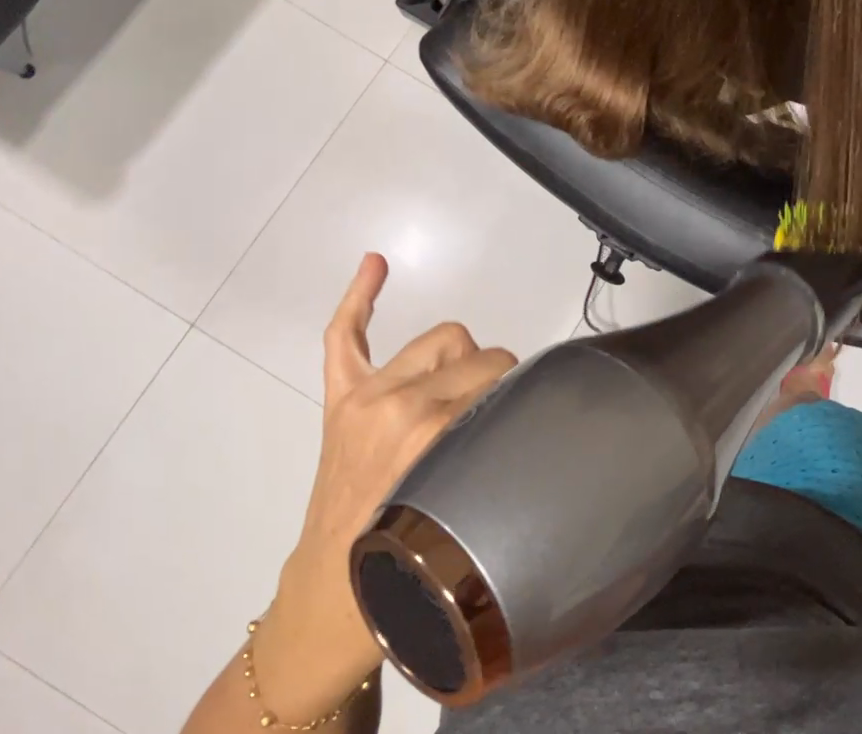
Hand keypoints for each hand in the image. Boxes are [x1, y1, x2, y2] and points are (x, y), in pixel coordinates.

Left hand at [299, 253, 515, 554]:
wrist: (336, 595)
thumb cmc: (414, 565)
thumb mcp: (472, 504)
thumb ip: (495, 447)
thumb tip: (525, 408)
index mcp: (434, 432)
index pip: (499, 374)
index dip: (518, 391)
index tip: (523, 415)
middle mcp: (400, 404)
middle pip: (475, 354)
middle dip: (494, 376)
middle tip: (493, 416)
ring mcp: (366, 397)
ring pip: (440, 340)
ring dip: (461, 357)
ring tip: (463, 391)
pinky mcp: (341, 400)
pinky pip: (347, 336)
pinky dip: (359, 298)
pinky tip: (376, 265)